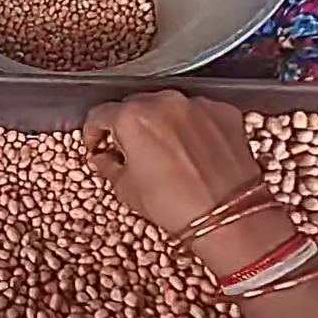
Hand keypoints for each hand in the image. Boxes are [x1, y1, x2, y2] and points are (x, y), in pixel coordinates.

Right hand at [84, 91, 264, 233]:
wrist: (225, 214)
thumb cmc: (173, 204)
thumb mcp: (125, 188)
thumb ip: (108, 165)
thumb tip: (104, 158)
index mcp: (132, 118)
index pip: (100, 114)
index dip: (92, 131)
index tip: (96, 143)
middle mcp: (165, 103)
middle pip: (133, 105)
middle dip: (126, 125)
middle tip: (126, 149)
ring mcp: (197, 105)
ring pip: (166, 106)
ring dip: (158, 123)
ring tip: (161, 150)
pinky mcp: (223, 112)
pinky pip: (196, 112)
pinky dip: (188, 125)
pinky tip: (188, 149)